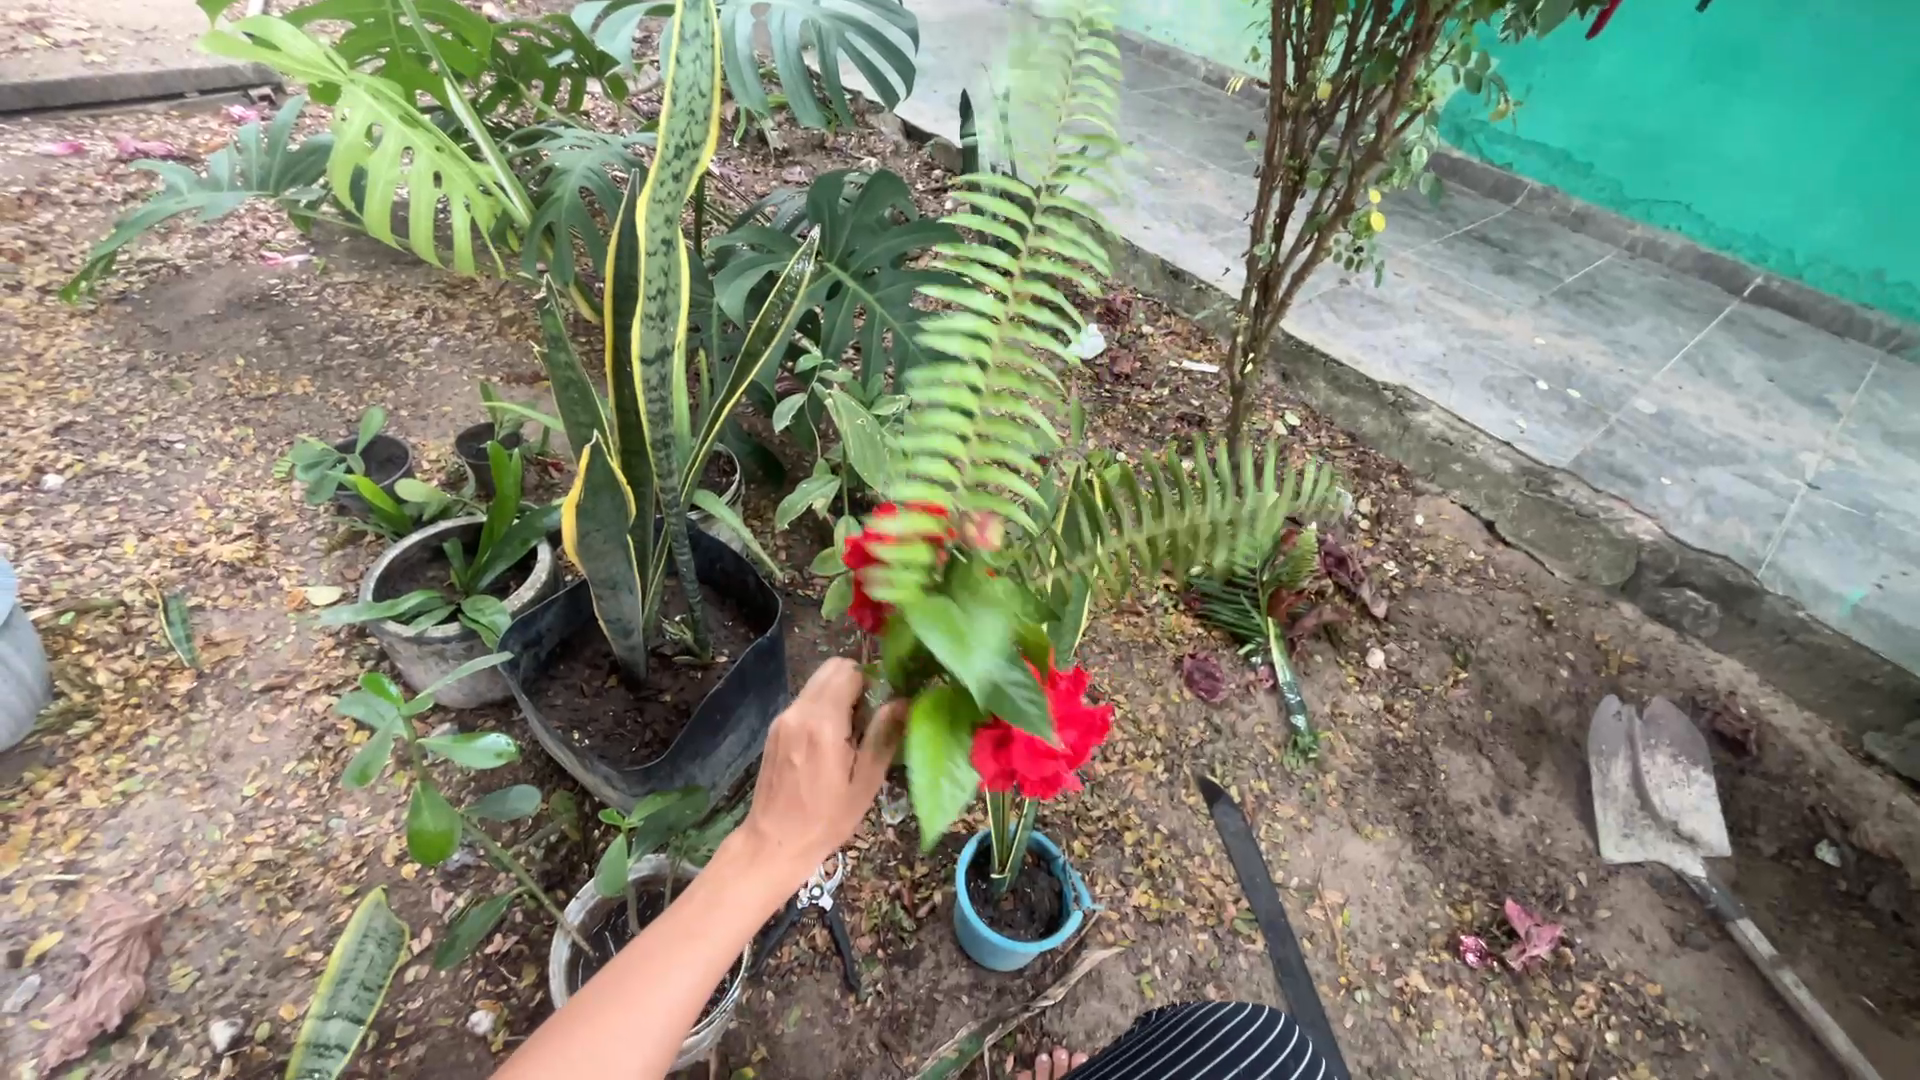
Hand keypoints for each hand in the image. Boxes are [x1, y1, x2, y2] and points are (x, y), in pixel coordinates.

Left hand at [730, 658, 904, 889]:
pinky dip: (823, 707)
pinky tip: (831, 742)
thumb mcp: (866, 782)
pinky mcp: (775, 728)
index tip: (884, 707)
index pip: (850, 671)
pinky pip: (806, 701)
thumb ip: (884, 735)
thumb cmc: (826, 819)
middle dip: (857, 682)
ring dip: (840, 694)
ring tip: (852, 732)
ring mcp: (783, 718)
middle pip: (832, 669)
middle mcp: (799, 711)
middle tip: (870, 717)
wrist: (773, 843)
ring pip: (818, 683)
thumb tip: (903, 700)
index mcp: (823, 722)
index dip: (873, 681)